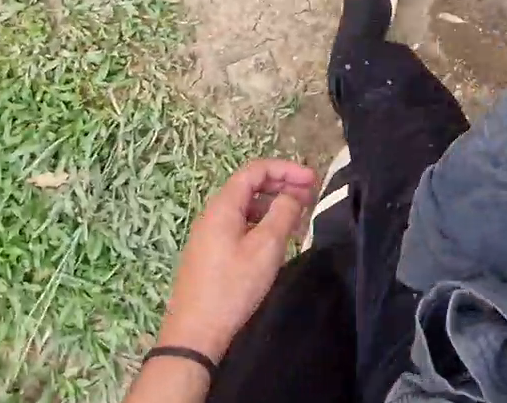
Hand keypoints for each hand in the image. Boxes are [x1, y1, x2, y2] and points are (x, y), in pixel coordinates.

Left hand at [159, 159, 317, 360]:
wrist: (193, 337)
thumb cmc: (233, 287)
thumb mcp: (266, 247)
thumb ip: (284, 212)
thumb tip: (293, 194)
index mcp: (223, 207)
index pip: (256, 170)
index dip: (286, 169)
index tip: (312, 179)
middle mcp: (212, 215)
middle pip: (250, 186)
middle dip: (282, 184)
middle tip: (310, 195)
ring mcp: (208, 236)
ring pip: (245, 207)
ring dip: (273, 204)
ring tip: (297, 216)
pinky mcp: (210, 255)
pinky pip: (239, 225)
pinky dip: (261, 222)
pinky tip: (275, 239)